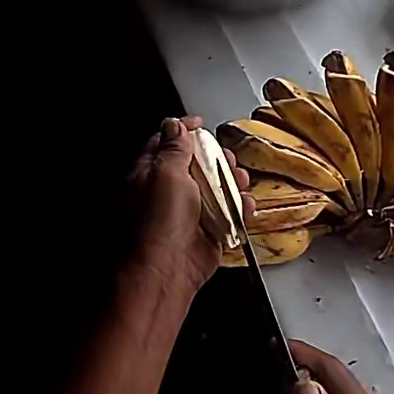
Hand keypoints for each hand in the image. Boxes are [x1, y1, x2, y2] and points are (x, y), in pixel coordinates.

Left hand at [125, 116, 251, 294]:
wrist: (166, 270)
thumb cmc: (159, 221)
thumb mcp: (166, 173)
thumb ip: (174, 147)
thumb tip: (174, 124)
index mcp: (149, 174)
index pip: (166, 143)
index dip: (183, 131)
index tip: (201, 123)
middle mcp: (167, 192)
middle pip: (197, 165)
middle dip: (216, 158)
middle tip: (227, 157)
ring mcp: (189, 214)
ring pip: (216, 189)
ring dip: (232, 182)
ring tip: (240, 180)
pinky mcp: (207, 233)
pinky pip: (228, 215)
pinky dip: (239, 208)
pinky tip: (245, 204)